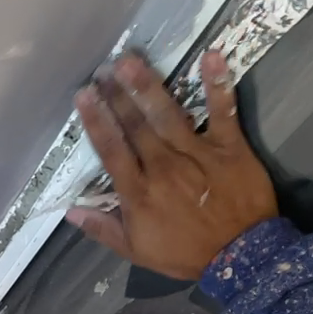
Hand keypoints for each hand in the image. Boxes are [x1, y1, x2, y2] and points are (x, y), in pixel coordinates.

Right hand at [67, 50, 277, 279]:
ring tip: (131, 60)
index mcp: (139, 192)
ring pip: (168, 114)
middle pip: (135, 126)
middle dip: (117, 96)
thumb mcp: (137, 251)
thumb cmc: (185, 254)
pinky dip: (217, 84)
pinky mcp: (230, 147)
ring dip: (148, 85)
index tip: (83, 96)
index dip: (96, 121)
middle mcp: (163, 166)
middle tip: (103, 69)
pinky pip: (223, 111)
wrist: (241, 258)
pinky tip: (210, 55)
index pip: (111, 150)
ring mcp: (198, 153)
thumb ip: (104, 229)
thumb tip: (71, 211)